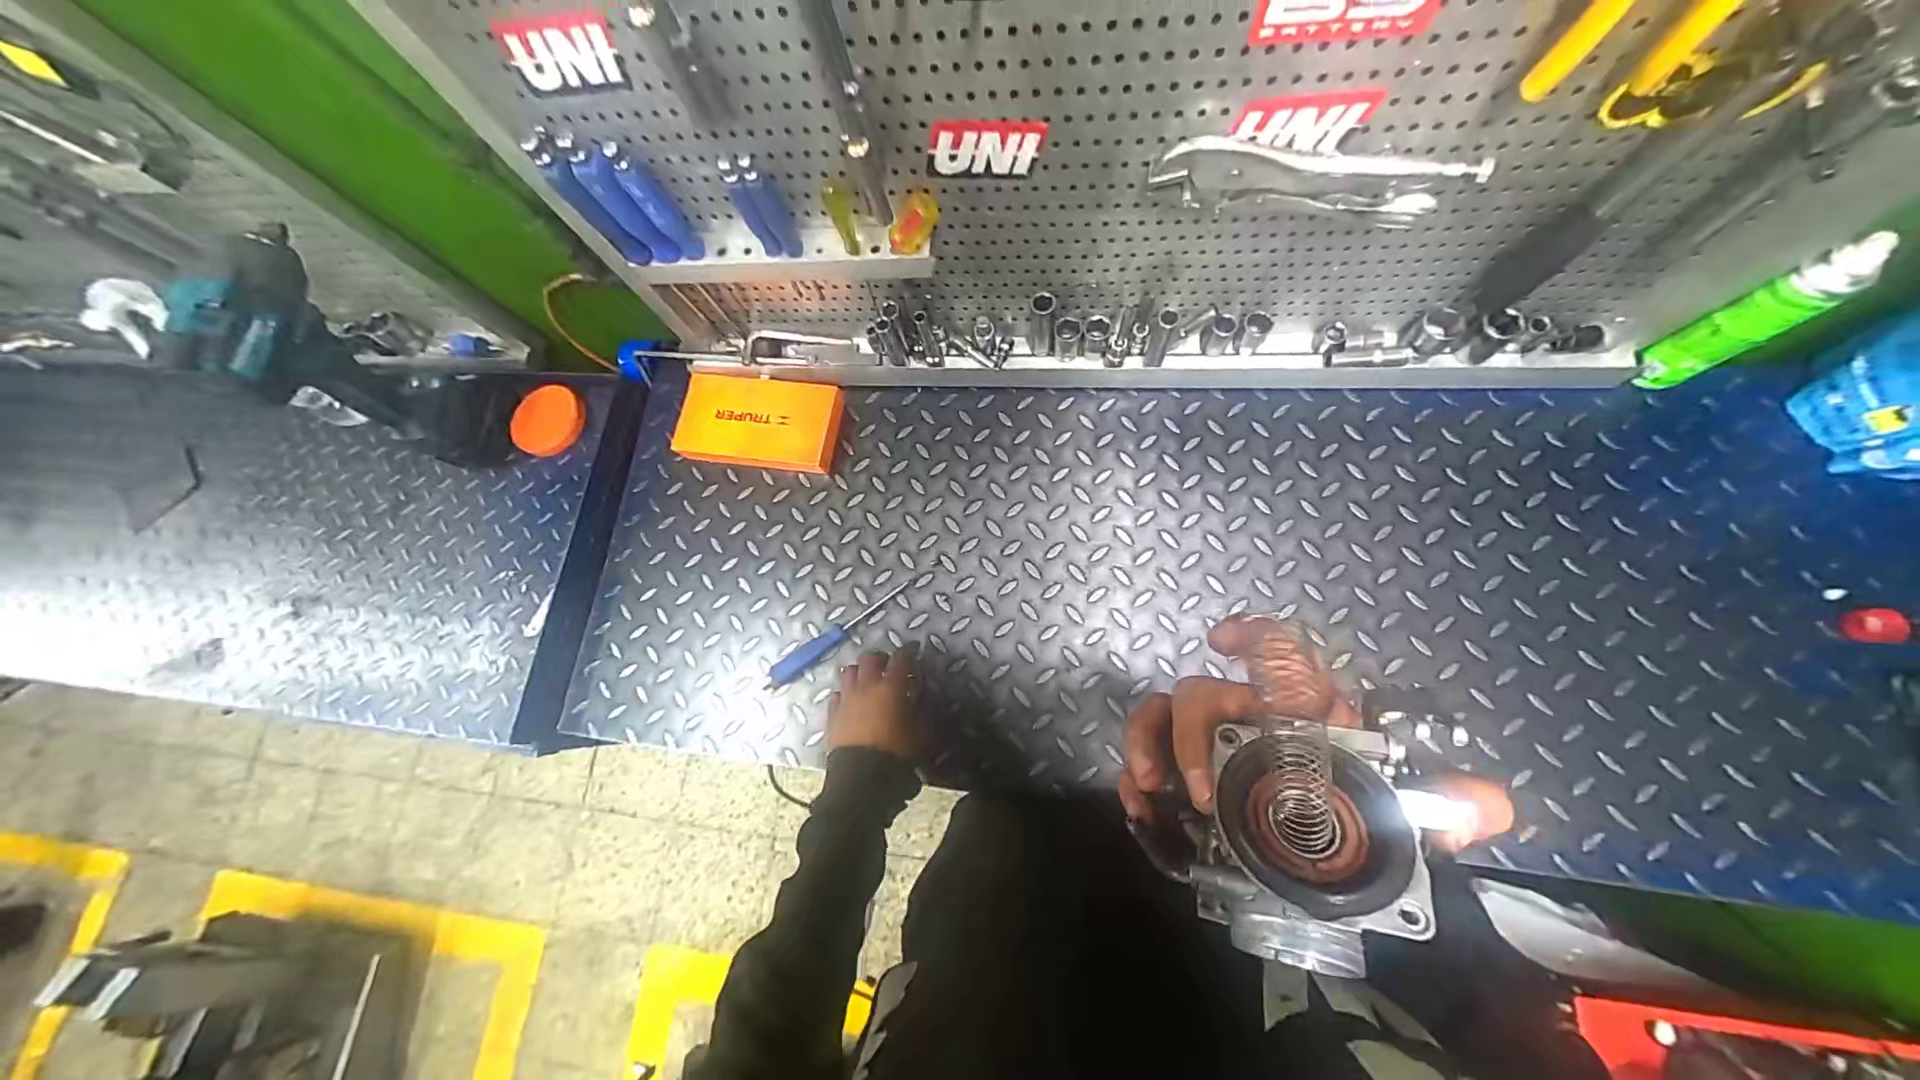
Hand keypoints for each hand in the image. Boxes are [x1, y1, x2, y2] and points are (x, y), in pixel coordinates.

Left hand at [826, 645, 919, 761]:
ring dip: (860, 672)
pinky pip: (838, 694)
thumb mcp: (922, 732)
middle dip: (881, 658)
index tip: (913, 651)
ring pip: (849, 671)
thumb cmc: (896, 752)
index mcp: (891, 686)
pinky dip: (846, 693)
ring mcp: (846, 698)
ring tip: (867, 680)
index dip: (908, 651)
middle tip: (888, 666)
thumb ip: (922, 709)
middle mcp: (867, 685)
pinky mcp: (833, 713)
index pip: (901, 658)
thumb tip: (920, 696)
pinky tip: (851, 702)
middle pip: (870, 658)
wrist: (861, 775)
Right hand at [1117, 615, 1514, 851]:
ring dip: (1152, 739)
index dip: (1252, 637)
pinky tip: (1138, 802)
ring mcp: (1212, 753)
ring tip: (1152, 785)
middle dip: (1192, 731)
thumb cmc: (1363, 846)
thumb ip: (1448, 810)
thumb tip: (1487, 802)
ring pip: (1166, 714)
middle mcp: (1248, 722)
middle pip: (1205, 691)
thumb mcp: (1411, 831)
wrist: (1333, 899)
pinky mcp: (1186, 785)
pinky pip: (1150, 760)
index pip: (1280, 656)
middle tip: (1198, 790)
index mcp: (1300, 718)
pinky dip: (1134, 773)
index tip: (1221, 640)